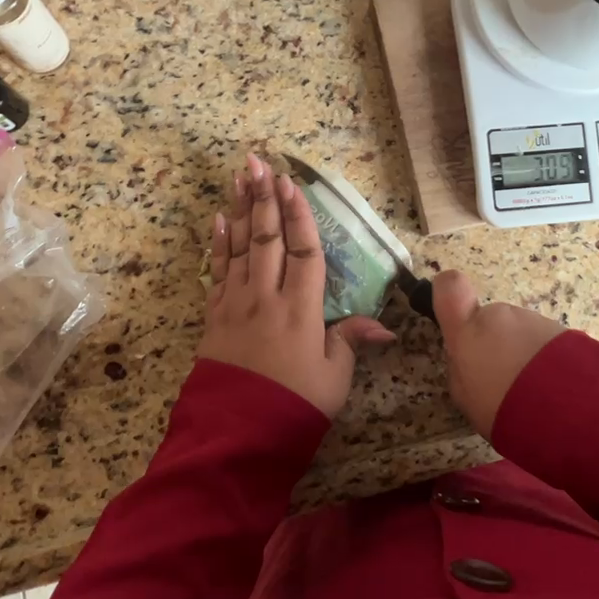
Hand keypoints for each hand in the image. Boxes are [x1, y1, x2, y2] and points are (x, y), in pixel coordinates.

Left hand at [200, 154, 394, 417]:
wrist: (236, 436)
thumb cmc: (294, 407)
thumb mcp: (333, 378)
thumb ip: (351, 342)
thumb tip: (384, 326)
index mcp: (300, 310)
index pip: (303, 251)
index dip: (299, 215)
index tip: (292, 184)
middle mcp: (265, 298)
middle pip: (266, 238)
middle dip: (264, 198)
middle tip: (259, 163)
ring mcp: (235, 305)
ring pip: (239, 247)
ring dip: (239, 209)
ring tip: (239, 177)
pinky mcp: (214, 317)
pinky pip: (216, 271)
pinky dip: (218, 243)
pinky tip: (218, 220)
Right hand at [431, 270, 568, 437]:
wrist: (566, 409)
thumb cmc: (503, 406)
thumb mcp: (466, 398)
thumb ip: (461, 369)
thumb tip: (468, 358)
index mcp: (468, 331)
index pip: (449, 287)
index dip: (446, 292)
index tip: (450, 308)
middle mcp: (498, 316)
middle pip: (489, 320)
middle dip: (494, 342)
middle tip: (503, 378)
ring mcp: (532, 320)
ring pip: (518, 331)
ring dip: (521, 352)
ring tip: (533, 388)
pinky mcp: (562, 329)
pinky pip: (542, 340)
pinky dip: (544, 357)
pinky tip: (552, 386)